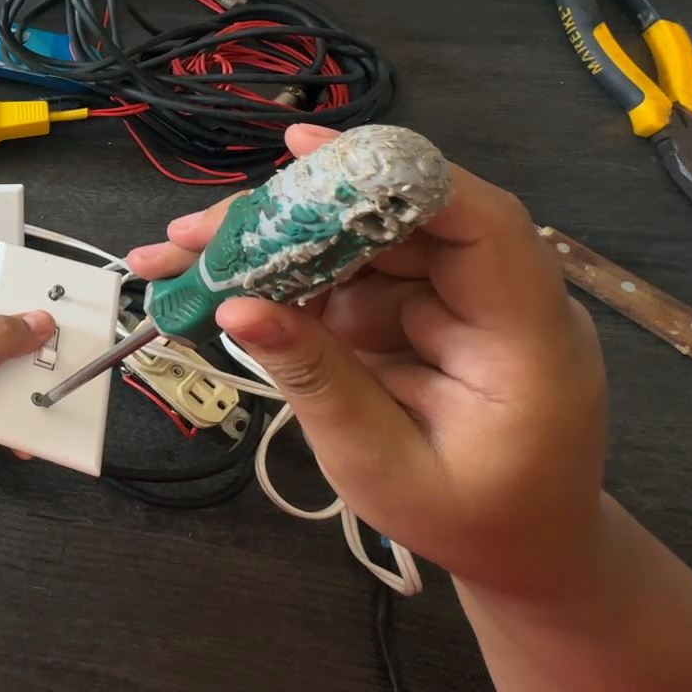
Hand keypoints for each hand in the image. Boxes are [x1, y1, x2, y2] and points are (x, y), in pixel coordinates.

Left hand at [0, 269, 55, 493]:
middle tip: (79, 365)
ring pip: (8, 374)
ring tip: (59, 407)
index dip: (32, 287)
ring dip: (32, 391)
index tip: (74, 302)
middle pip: (11, 333)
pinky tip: (27, 441)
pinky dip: (14, 422)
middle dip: (44, 348)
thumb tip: (40, 318)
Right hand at [126, 124, 608, 598]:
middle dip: (276, 219)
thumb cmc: (466, 515)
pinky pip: (319, 270)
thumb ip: (316, 382)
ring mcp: (429, 295)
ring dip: (251, 243)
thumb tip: (234, 310)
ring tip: (171, 255)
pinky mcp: (389, 303)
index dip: (394, 175)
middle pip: (377, 221)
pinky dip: (258, 271)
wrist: (512, 543)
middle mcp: (476, 296)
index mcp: (520, 339)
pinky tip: (198, 277)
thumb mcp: (379, 462)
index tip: (303, 148)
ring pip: (335, 239)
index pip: (478, 223)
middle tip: (186, 236)